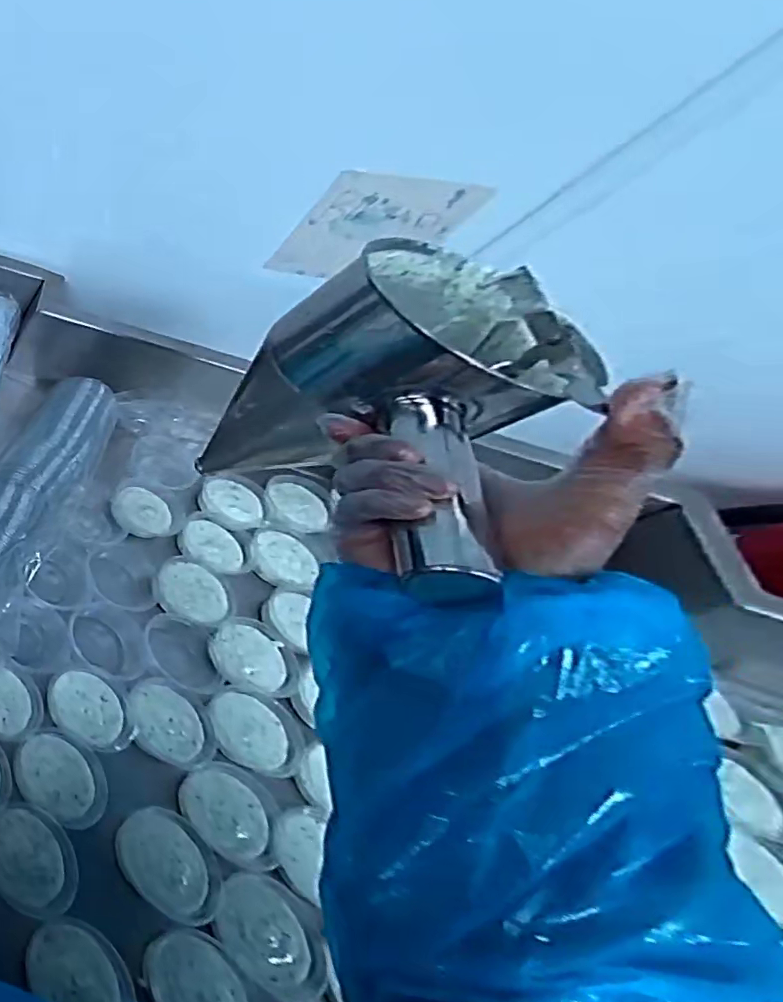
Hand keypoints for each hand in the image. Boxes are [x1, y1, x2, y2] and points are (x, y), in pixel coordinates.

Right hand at [322, 375, 683, 577]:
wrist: (523, 611)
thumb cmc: (552, 567)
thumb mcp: (598, 496)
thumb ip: (629, 444)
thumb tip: (649, 390)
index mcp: (442, 474)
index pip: (388, 440)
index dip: (366, 424)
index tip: (359, 415)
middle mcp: (401, 493)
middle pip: (360, 452)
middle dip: (380, 444)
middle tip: (415, 453)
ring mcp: (379, 518)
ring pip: (353, 476)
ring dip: (387, 474)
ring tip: (435, 492)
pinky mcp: (362, 543)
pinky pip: (352, 509)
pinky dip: (378, 501)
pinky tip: (414, 508)